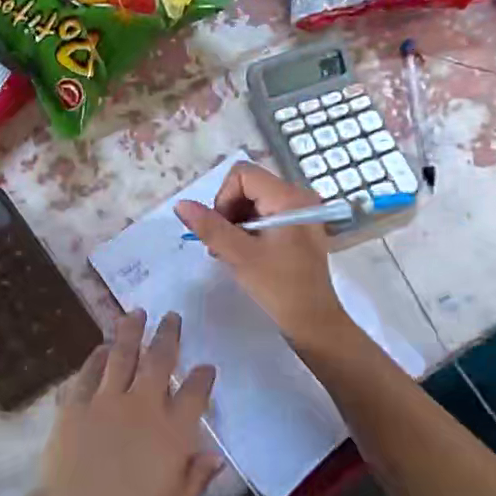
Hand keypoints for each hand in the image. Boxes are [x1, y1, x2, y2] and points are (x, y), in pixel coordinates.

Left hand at [25, 310, 221, 495]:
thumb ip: (194, 480)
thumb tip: (213, 455)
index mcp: (173, 436)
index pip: (195, 394)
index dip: (202, 377)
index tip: (206, 365)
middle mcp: (142, 409)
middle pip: (158, 361)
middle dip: (167, 335)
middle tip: (171, 317)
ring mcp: (103, 404)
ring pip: (121, 355)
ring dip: (130, 332)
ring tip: (135, 313)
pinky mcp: (71, 408)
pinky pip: (86, 373)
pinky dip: (96, 357)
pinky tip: (101, 349)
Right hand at [174, 161, 348, 344]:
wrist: (313, 321)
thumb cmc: (279, 287)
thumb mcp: (239, 255)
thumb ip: (209, 227)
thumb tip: (181, 205)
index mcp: (289, 198)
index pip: (242, 175)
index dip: (224, 198)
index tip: (222, 229)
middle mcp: (298, 197)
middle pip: (248, 186)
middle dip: (228, 212)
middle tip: (223, 244)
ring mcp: (300, 213)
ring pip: (253, 202)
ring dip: (235, 223)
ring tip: (231, 252)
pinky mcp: (298, 228)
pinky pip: (264, 215)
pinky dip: (248, 230)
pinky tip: (244, 253)